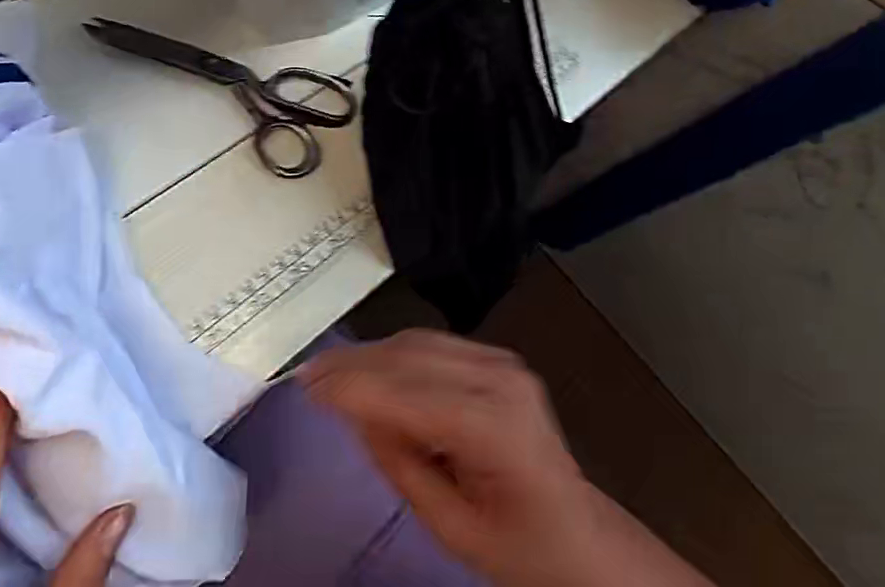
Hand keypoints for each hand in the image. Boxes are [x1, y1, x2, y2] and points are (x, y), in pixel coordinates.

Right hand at [300, 331, 712, 586]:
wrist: (577, 532)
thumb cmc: (515, 543)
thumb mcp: (448, 524)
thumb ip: (398, 460)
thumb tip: (357, 409)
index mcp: (496, 426)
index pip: (408, 392)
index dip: (352, 385)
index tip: (306, 385)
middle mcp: (500, 378)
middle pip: (409, 357)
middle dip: (353, 364)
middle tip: (308, 375)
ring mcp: (502, 361)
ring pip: (416, 341)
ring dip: (369, 354)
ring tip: (329, 370)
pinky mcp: (496, 357)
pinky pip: (431, 343)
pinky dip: (393, 352)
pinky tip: (368, 365)